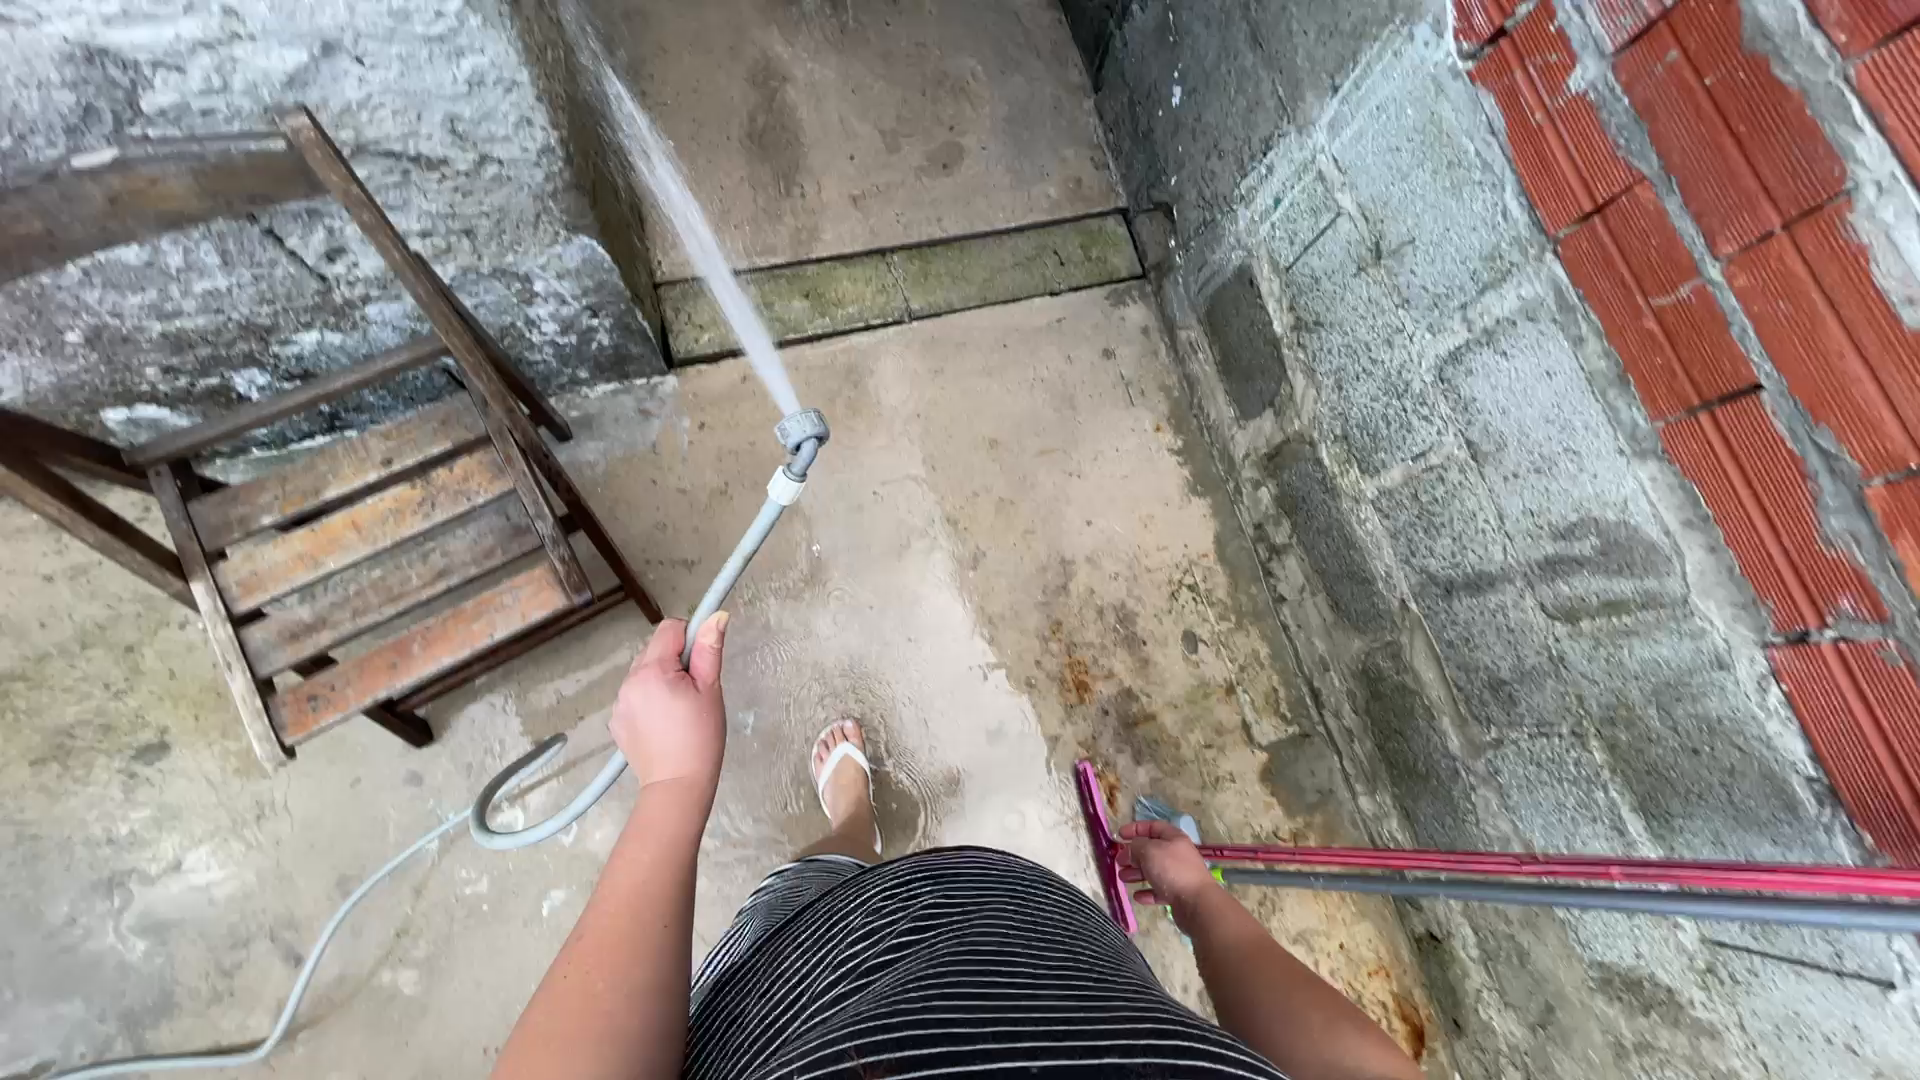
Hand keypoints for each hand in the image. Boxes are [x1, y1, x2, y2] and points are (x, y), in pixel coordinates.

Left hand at [610, 614, 729, 797]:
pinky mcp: (616, 720)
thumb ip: (709, 649)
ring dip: (661, 679)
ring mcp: (618, 703)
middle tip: (693, 690)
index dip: (690, 638)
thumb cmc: (701, 736)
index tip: (701, 662)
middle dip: (675, 660)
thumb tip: (717, 615)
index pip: (669, 629)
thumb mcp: (711, 689)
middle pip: (654, 650)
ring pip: (643, 672)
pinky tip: (664, 722)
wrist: (677, 784)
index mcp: (652, 670)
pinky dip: (649, 699)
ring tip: (678, 708)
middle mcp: (628, 682)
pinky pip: (634, 695)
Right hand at [1118, 819, 1221, 926]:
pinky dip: (1147, 892)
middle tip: (1119, 861)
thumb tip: (1131, 849)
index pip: (1153, 827)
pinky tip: (1137, 896)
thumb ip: (1136, 846)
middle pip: (1151, 850)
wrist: (1197, 903)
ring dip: (1136, 873)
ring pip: (1153, 871)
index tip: (1119, 835)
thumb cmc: (1172, 870)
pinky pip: (1159, 891)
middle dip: (1133, 855)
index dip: (1135, 828)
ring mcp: (1178, 875)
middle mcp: (1177, 855)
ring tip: (1122, 878)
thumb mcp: (1149, 850)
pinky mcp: (1178, 895)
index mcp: (1173, 838)